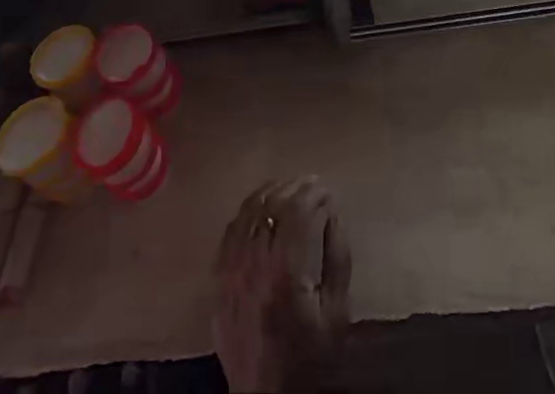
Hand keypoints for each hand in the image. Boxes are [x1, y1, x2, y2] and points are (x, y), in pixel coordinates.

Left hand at [213, 177, 351, 393]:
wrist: (265, 389)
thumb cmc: (309, 356)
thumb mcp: (337, 313)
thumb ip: (337, 259)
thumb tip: (333, 215)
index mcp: (285, 271)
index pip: (296, 214)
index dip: (312, 195)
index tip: (326, 188)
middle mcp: (253, 260)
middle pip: (270, 206)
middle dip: (292, 188)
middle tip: (310, 181)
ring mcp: (230, 263)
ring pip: (247, 212)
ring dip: (269, 193)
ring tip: (288, 185)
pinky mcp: (217, 271)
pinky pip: (231, 228)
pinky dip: (248, 210)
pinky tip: (259, 205)